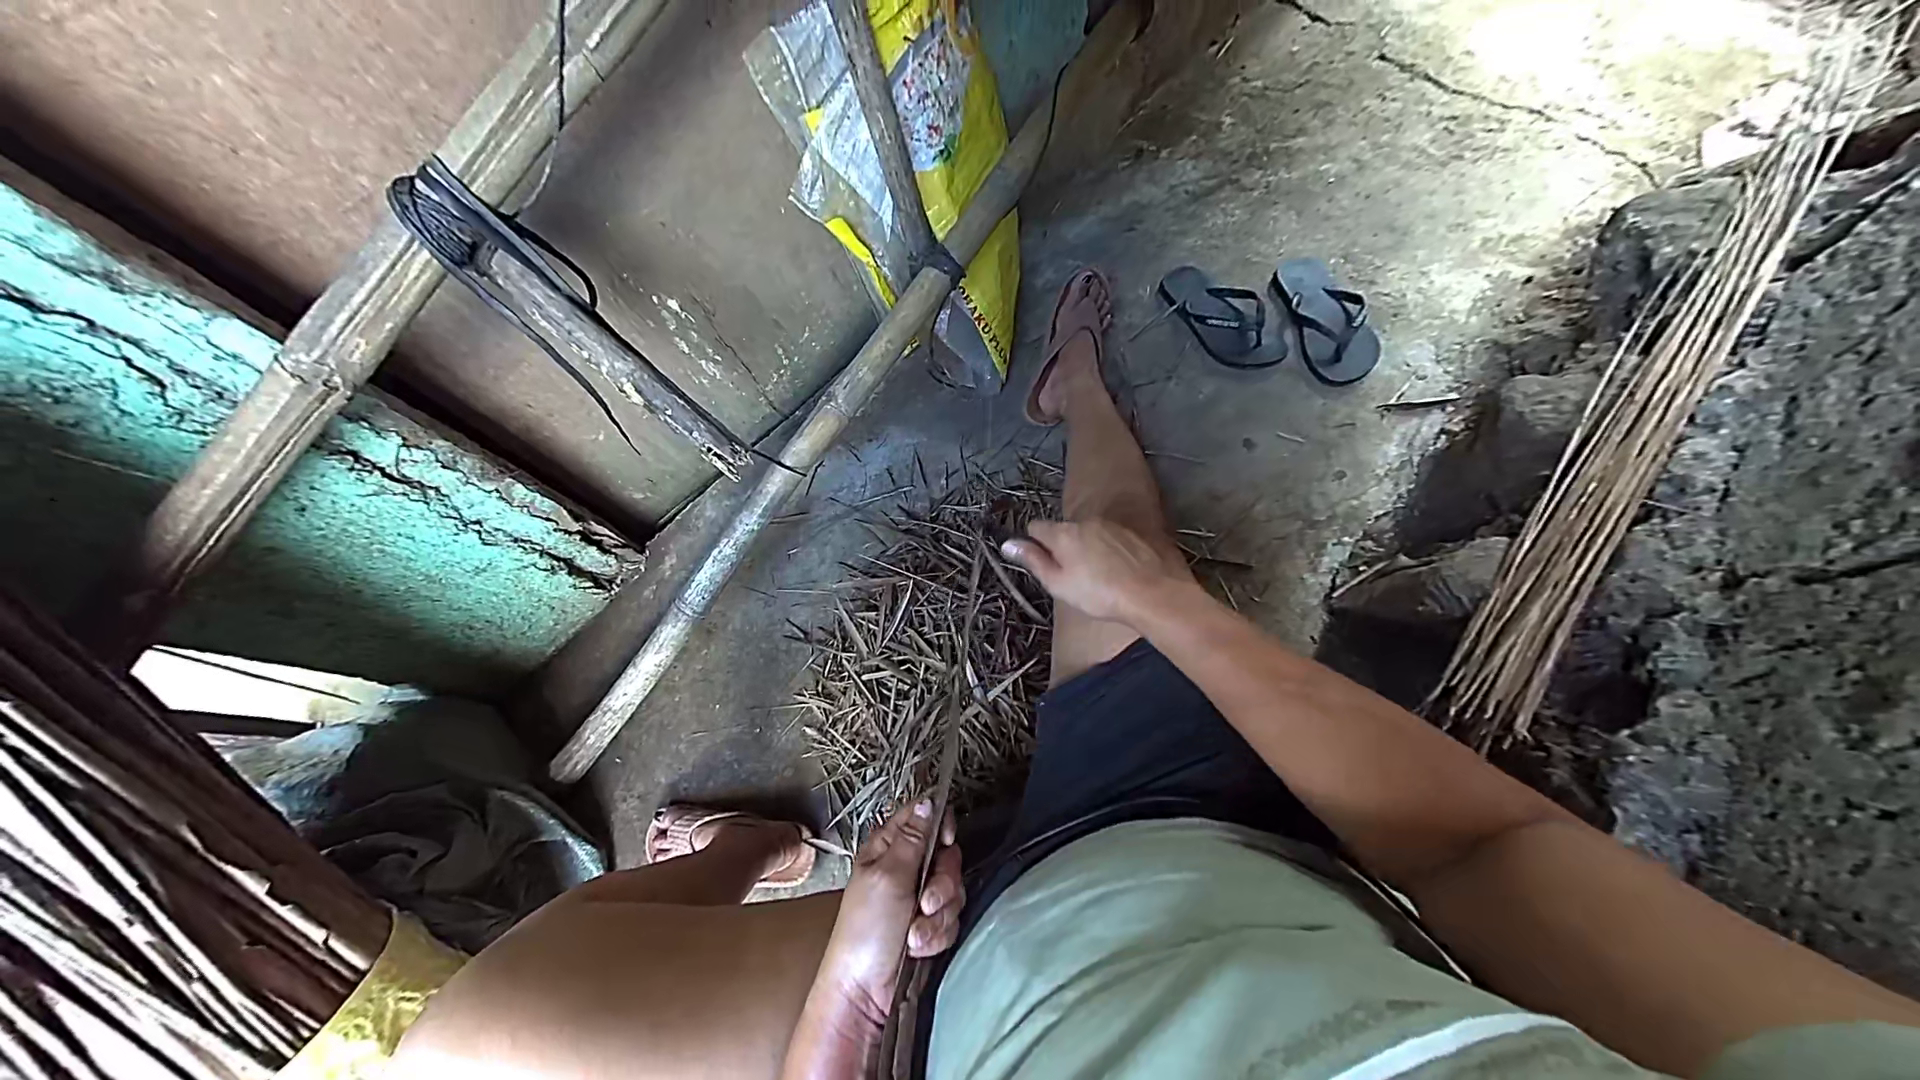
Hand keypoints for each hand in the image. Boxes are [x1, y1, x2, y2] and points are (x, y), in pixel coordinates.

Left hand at [817, 799, 963, 1026]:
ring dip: (938, 915)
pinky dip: (938, 933)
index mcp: (888, 846)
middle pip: (946, 854)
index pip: (923, 815)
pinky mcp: (930, 922)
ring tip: (915, 934)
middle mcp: (906, 866)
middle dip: (941, 883)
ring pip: (953, 888)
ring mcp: (919, 895)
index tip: (944, 842)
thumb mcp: (888, 877)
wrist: (865, 993)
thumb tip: (928, 802)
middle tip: (924, 902)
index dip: (940, 823)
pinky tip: (919, 946)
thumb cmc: (864, 932)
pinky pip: (952, 916)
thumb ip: (913, 838)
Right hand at [1001, 519, 1192, 625]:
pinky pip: (1112, 539)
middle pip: (1065, 531)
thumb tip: (1009, 543)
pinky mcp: (1133, 533)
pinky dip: (1110, 551)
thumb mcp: (1058, 584)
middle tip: (1072, 577)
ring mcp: (1112, 525)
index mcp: (1063, 534)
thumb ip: (1033, 561)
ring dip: (1088, 549)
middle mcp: (1086, 522)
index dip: (1034, 543)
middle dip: (1064, 548)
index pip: (1036, 527)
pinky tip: (1118, 572)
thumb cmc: (1100, 594)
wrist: (1153, 594)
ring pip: (1089, 534)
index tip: (1043, 562)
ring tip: (1098, 578)